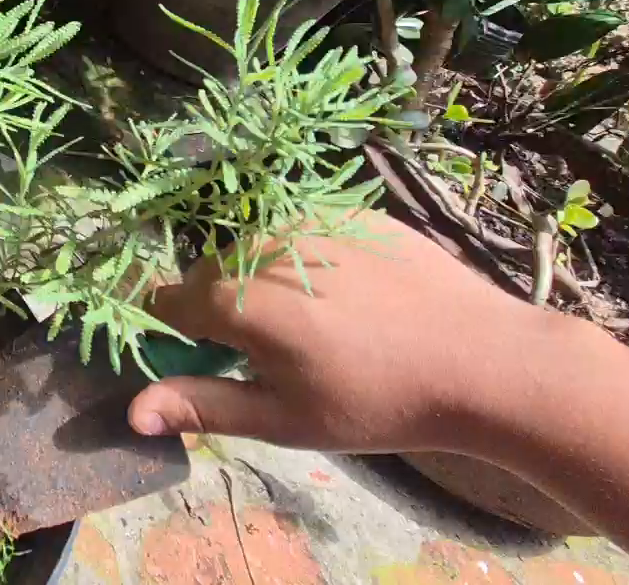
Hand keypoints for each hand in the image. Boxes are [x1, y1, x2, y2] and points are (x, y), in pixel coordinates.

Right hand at [127, 210, 560, 453]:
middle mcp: (251, 246)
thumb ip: (201, 406)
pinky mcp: (340, 210)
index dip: (182, 333)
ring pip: (247, 250)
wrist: (497, 366)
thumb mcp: (286, 418)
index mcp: (231, 299)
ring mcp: (298, 220)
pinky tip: (350, 291)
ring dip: (260, 280)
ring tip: (319, 318)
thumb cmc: (382, 402)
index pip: (165, 302)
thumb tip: (131, 412)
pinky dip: (304, 258)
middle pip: (205, 275)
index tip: (218, 357)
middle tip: (278, 348)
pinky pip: (295, 230)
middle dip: (222, 308)